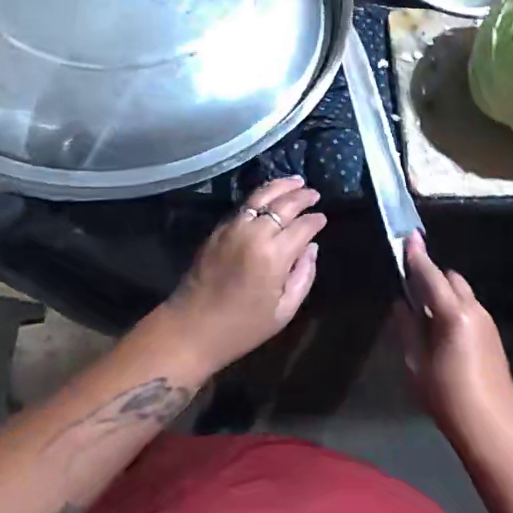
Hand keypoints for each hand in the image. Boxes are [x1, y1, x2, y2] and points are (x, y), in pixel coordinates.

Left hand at [160, 176, 324, 371]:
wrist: (189, 330)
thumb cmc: (242, 327)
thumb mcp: (284, 311)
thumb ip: (304, 276)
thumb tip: (312, 248)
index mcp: (274, 256)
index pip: (303, 226)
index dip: (316, 220)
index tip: (323, 219)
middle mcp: (254, 234)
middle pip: (284, 204)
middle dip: (303, 196)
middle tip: (314, 194)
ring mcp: (233, 229)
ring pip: (261, 196)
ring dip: (281, 186)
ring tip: (296, 181)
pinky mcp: (217, 231)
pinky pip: (243, 206)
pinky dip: (260, 196)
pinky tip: (269, 197)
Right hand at [398, 233, 512, 434]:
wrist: (492, 423)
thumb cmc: (448, 397)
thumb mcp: (416, 365)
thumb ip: (408, 329)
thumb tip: (402, 304)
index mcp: (453, 314)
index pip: (431, 276)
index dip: (418, 256)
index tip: (409, 237)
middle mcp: (473, 309)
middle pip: (451, 279)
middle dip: (432, 276)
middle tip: (410, 287)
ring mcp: (486, 320)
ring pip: (462, 292)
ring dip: (444, 293)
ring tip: (423, 312)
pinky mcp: (492, 333)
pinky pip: (469, 307)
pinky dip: (454, 307)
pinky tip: (442, 329)